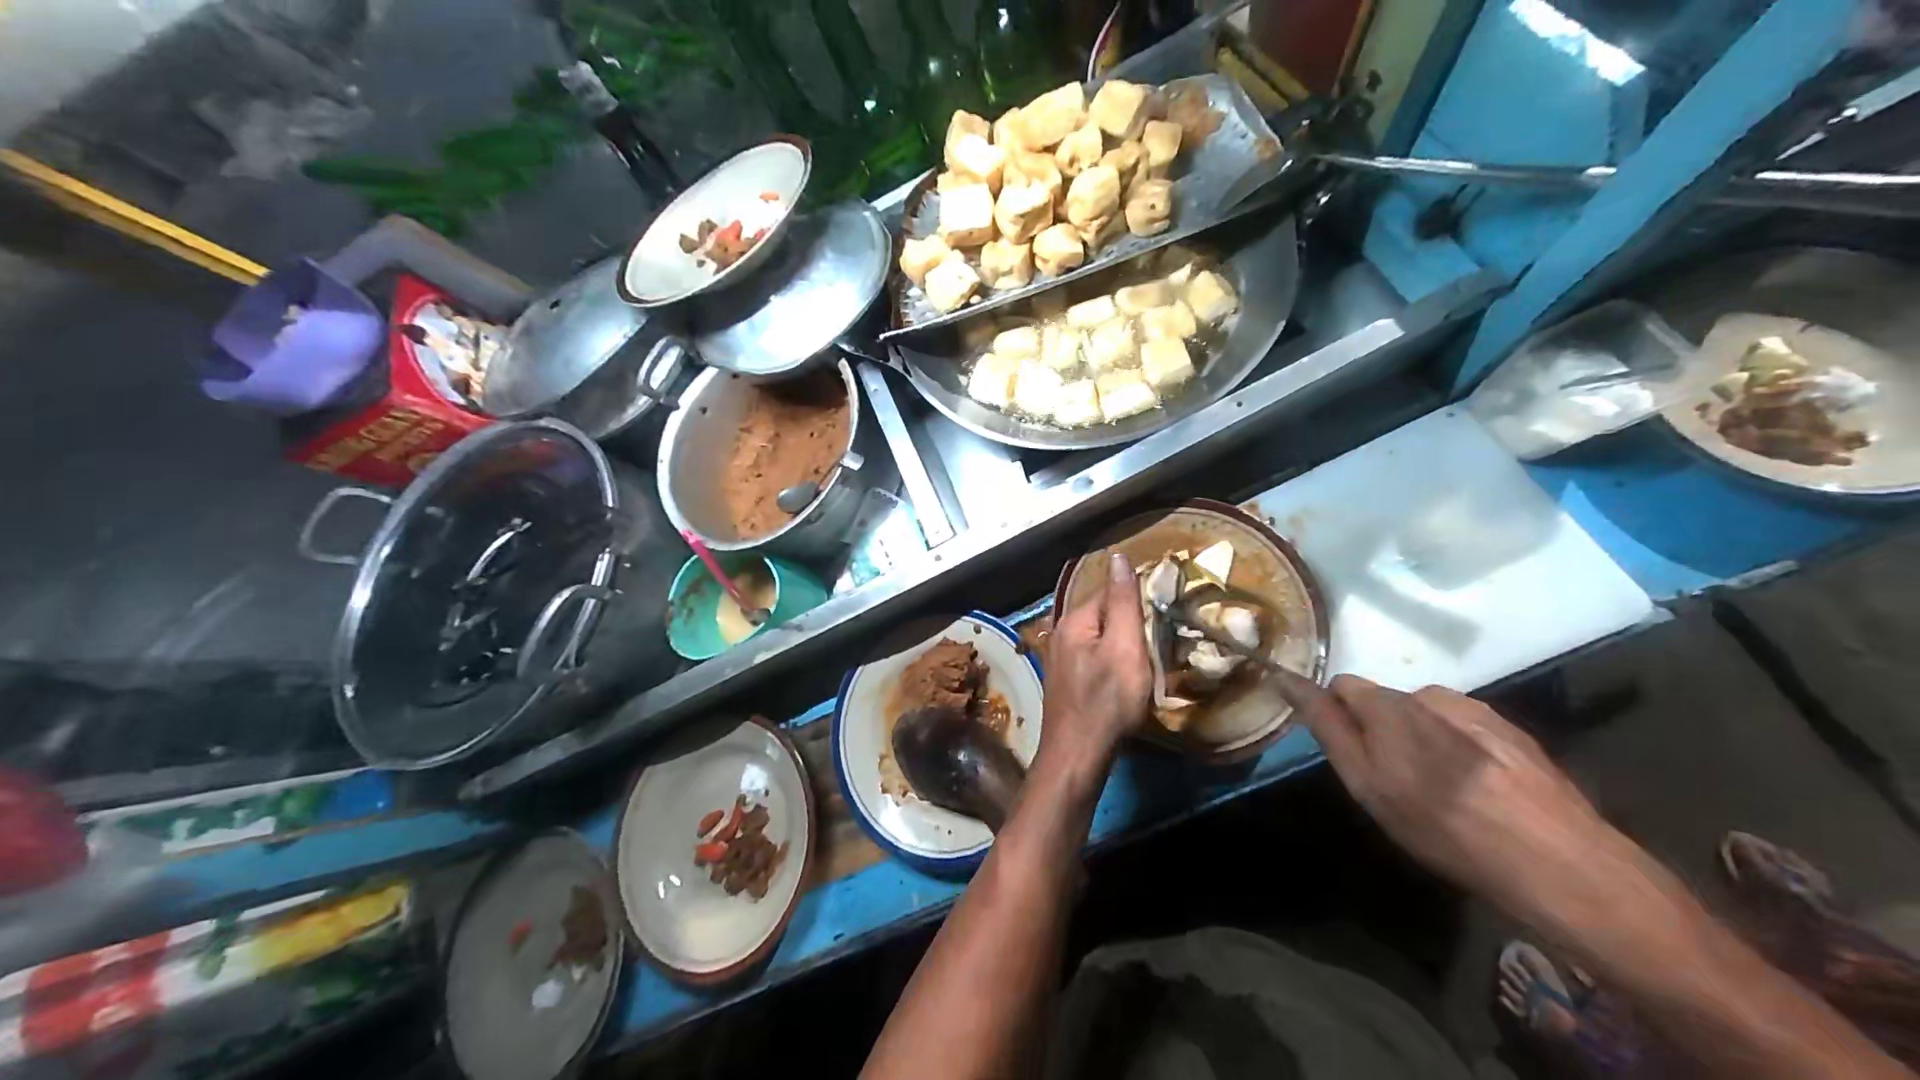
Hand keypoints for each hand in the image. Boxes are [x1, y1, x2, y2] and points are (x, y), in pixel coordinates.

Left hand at [1040, 553, 1152, 769]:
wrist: (1077, 755)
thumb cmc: (1107, 701)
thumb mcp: (1124, 647)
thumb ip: (1123, 602)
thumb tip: (1118, 556)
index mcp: (1074, 620)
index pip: (1110, 591)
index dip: (1139, 597)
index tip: (1167, 609)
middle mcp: (1062, 633)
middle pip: (1105, 615)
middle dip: (1132, 621)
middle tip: (1163, 637)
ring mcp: (1062, 658)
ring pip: (1102, 638)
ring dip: (1125, 643)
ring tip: (1151, 657)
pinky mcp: (1069, 680)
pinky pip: (1096, 657)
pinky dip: (1115, 661)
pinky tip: (1128, 675)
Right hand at [1285, 675, 1631, 926]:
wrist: (1560, 863)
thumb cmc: (1445, 829)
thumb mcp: (1369, 786)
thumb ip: (1328, 727)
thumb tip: (1288, 680)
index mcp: (1389, 706)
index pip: (1340, 686)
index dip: (1333, 713)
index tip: (1342, 748)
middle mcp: (1429, 696)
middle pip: (1383, 701)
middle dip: (1378, 729)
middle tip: (1392, 781)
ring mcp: (1476, 711)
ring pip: (1424, 714)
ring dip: (1418, 737)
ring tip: (1439, 788)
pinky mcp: (1512, 730)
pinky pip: (1463, 727)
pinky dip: (1456, 746)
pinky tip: (1477, 788)